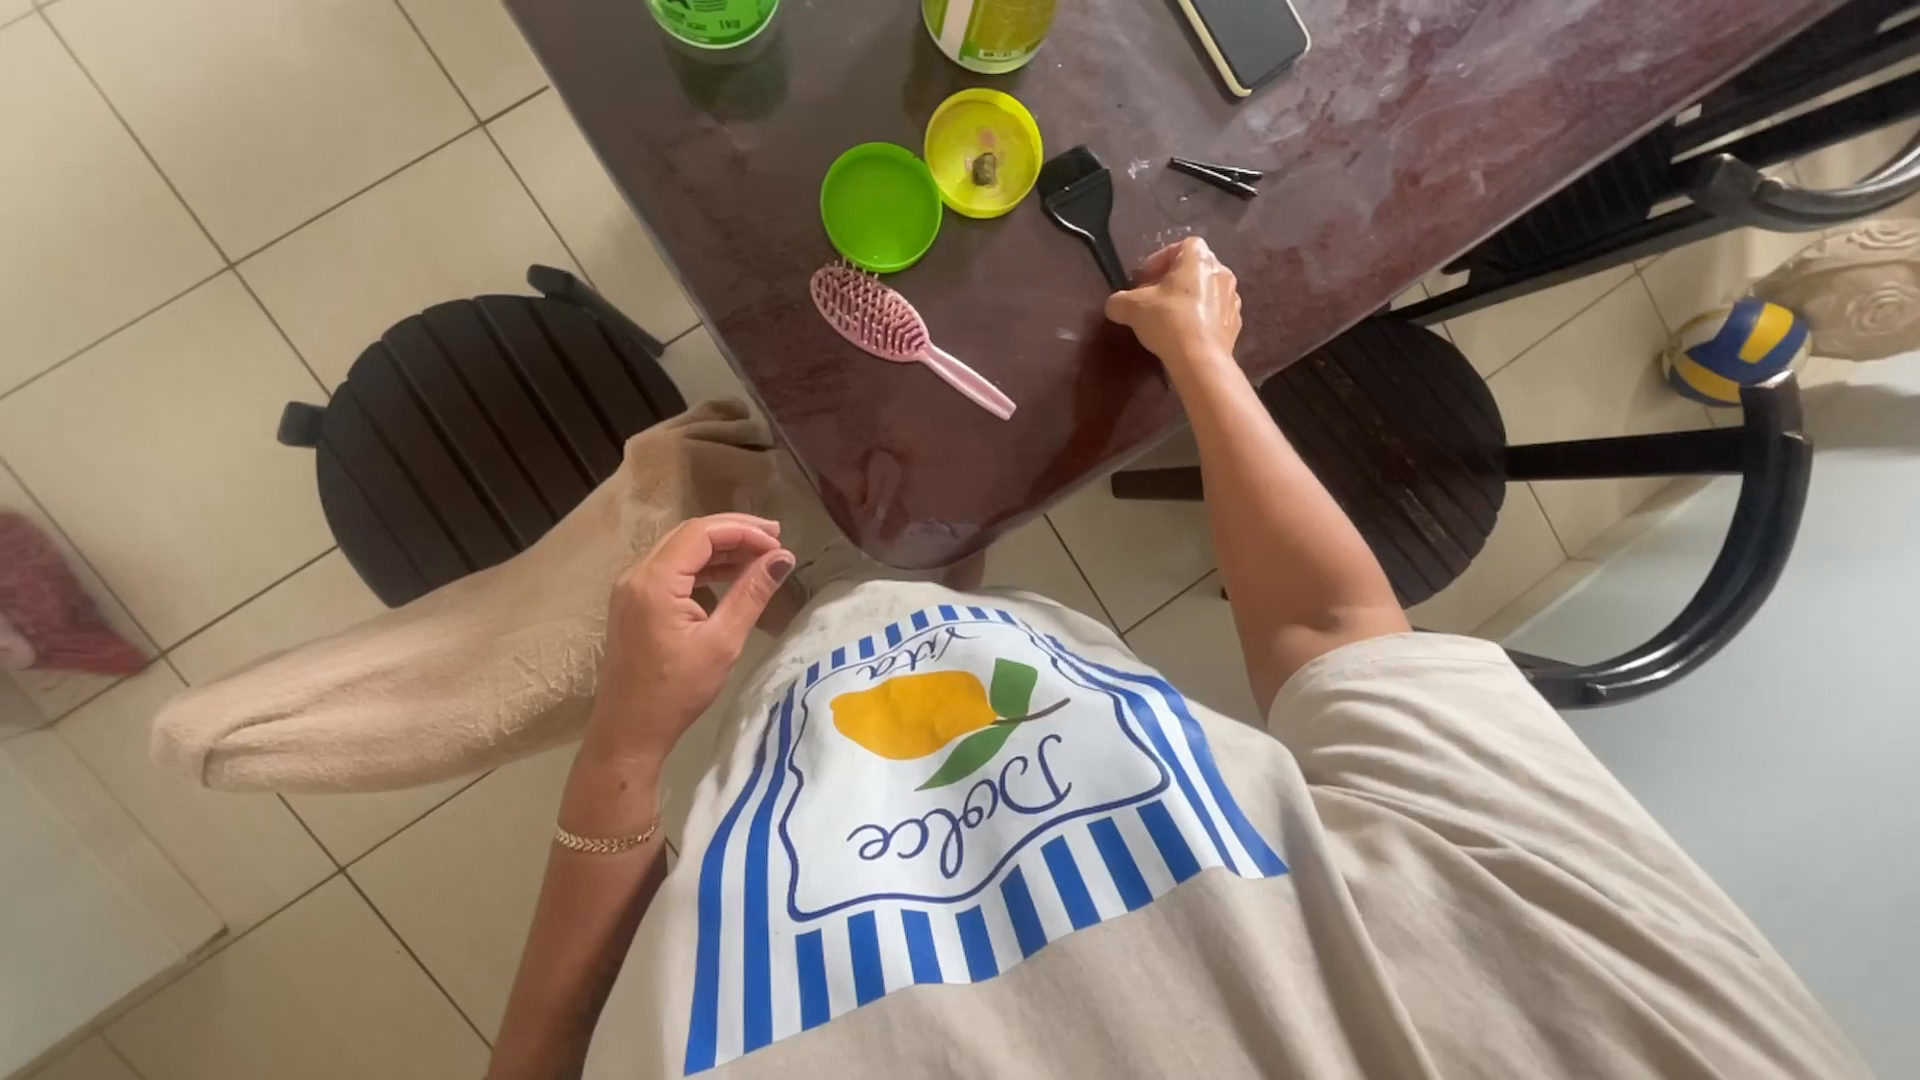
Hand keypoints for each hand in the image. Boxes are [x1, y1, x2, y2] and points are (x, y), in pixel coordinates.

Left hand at [584, 513, 794, 767]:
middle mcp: (636, 575)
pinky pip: (672, 571)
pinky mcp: (634, 604)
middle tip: (775, 540)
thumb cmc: (676, 692)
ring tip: (761, 557)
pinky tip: (732, 579)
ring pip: (680, 550)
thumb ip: (752, 593)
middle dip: (734, 533)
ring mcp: (632, 589)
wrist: (629, 732)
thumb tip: (783, 558)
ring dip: (721, 550)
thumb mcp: (722, 641)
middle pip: (689, 534)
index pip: (701, 533)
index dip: (743, 530)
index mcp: (654, 581)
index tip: (778, 543)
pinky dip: (704, 568)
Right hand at [1105, 237, 1242, 370]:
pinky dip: (1200, 321)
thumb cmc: (1168, 320)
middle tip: (1153, 300)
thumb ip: (1119, 301)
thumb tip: (1115, 305)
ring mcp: (1232, 299)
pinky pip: (1214, 315)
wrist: (1200, 359)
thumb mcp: (1131, 308)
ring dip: (1188, 301)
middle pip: (1193, 269)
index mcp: (1199, 258)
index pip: (1180, 246)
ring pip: (1206, 292)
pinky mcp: (1235, 324)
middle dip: (1172, 282)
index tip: (1143, 281)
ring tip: (1169, 320)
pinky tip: (1185, 336)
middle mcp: (1221, 272)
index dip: (1159, 261)